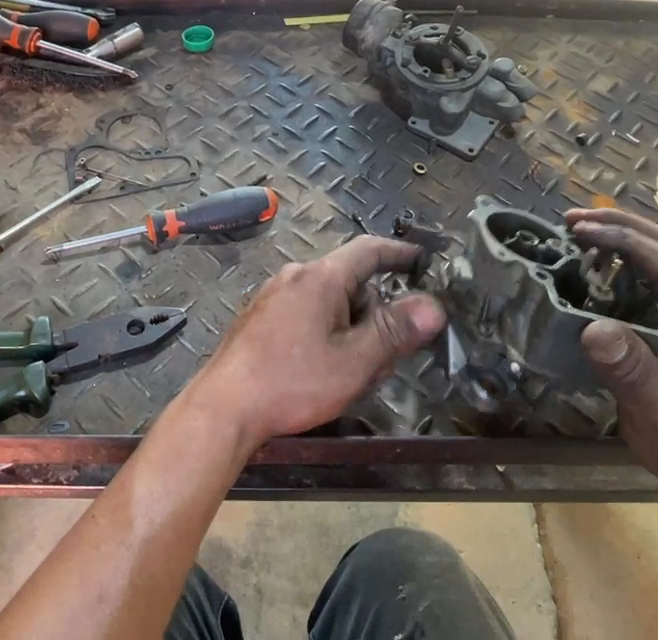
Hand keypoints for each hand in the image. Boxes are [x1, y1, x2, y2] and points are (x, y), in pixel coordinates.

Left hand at [186, 236, 447, 445]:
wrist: (224, 407)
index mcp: (320, 278)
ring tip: (349, 374)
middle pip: (349, 282)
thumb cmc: (292, 383)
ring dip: (348, 330)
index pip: (368, 250)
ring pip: (327, 303)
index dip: (399, 253)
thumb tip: (433, 306)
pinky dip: (324, 334)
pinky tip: (319, 372)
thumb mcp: (355, 362)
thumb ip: (395, 331)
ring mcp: (273, 297)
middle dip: (372, 313)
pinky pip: (305, 314)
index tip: (422, 259)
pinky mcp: (260, 319)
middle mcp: (294, 277)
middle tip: (383, 358)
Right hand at [564, 208, 657, 506]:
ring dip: (626, 238)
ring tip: (582, 229)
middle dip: (624, 227)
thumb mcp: (652, 406)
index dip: (625, 241)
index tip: (582, 229)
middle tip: (575, 218)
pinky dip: (627, 261)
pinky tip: (600, 261)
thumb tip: (592, 326)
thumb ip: (626, 365)